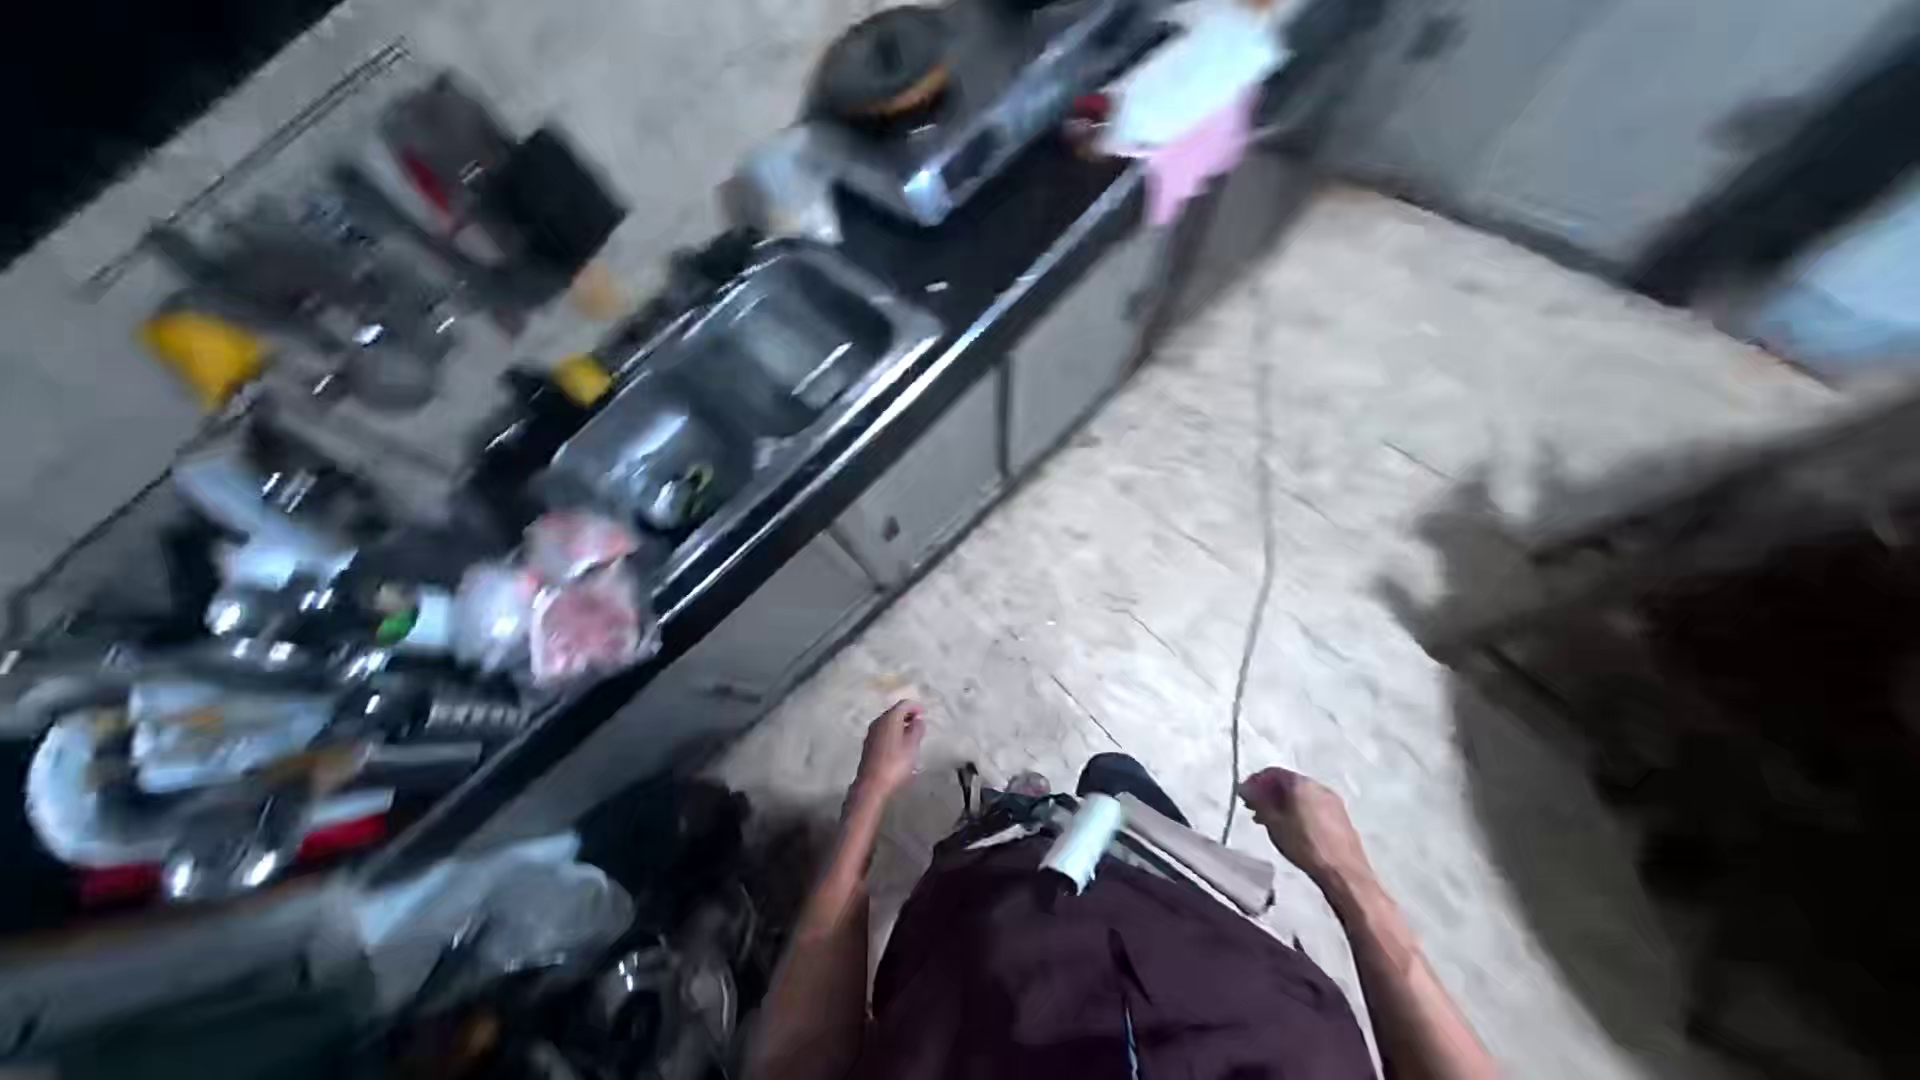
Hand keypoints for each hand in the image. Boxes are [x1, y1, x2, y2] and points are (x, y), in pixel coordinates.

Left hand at [852, 700, 925, 805]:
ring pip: (888, 722)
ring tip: (913, 734)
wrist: (871, 785)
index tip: (925, 713)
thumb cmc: (895, 764)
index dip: (916, 706)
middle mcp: (878, 722)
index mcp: (889, 718)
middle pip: (895, 712)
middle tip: (920, 723)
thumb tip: (918, 720)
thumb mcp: (912, 746)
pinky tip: (901, 744)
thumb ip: (917, 730)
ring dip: (901, 724)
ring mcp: (871, 733)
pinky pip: (884, 732)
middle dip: (908, 715)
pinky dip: (894, 733)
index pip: (904, 704)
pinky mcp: (869, 745)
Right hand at [1238, 766, 1373, 893]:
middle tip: (1255, 809)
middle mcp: (1319, 786)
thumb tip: (1246, 789)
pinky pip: (1313, 805)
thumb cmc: (1304, 845)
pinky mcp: (1342, 817)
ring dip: (1283, 804)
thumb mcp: (1274, 823)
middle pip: (1288, 782)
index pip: (1272, 772)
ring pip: (1301, 795)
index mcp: (1301, 783)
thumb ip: (1258, 801)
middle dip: (1269, 793)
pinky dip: (1298, 811)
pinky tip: (1292, 828)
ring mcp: (1333, 801)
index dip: (1255, 782)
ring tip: (1271, 821)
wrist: (1344, 873)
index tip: (1244, 796)